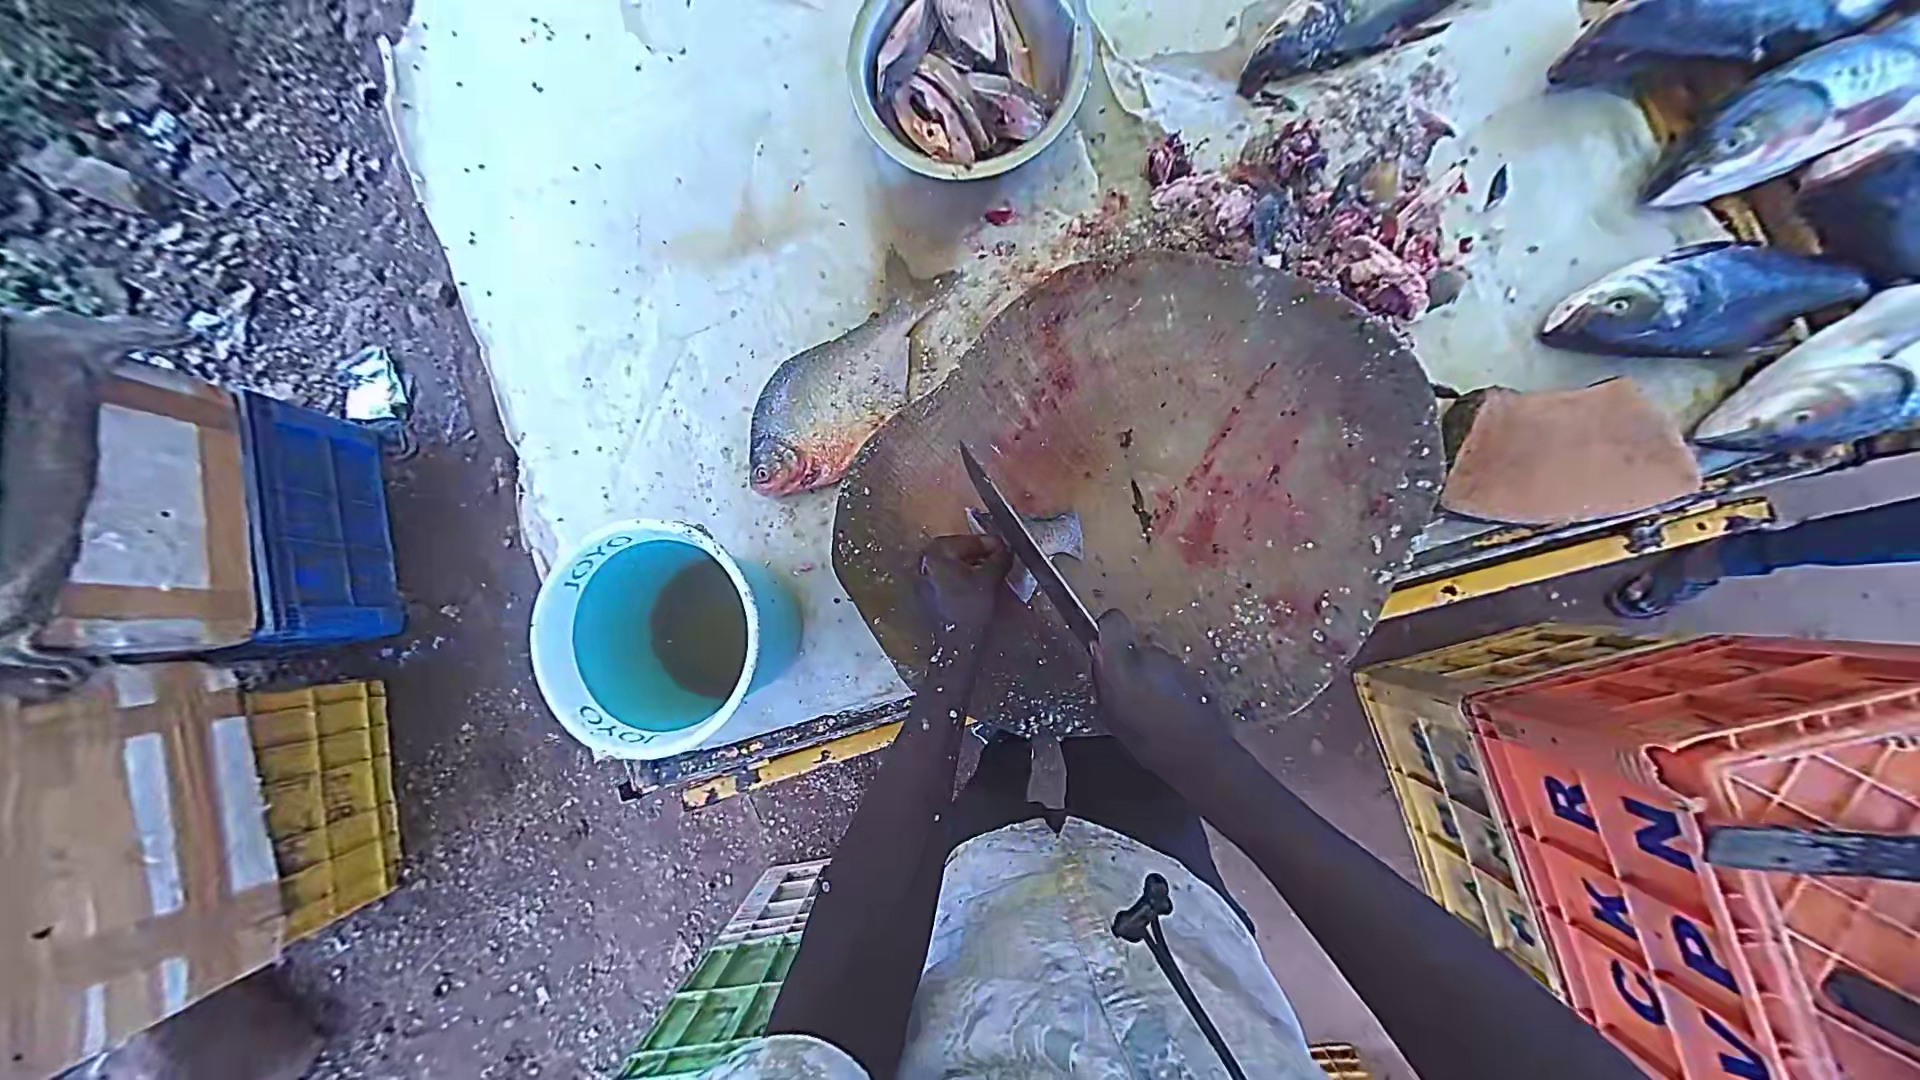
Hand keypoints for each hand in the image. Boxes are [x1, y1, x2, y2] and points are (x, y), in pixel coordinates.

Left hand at [916, 534, 1011, 650]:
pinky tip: (976, 587)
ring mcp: (922, 580)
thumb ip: (999, 558)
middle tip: (998, 557)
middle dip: (978, 553)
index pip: (967, 540)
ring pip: (951, 565)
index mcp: (936, 553)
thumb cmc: (970, 608)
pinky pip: (946, 579)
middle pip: (957, 550)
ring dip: (970, 566)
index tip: (1003, 547)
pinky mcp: (925, 596)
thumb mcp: (990, 579)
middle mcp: (924, 563)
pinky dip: (961, 578)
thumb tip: (1006, 549)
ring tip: (990, 572)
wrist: (956, 644)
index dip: (989, 543)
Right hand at [1091, 609, 1238, 780]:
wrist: (1199, 756)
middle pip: (1134, 647)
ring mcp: (1175, 663)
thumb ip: (1102, 681)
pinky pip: (1171, 675)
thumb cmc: (1147, 740)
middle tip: (1128, 695)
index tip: (1104, 648)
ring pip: (1154, 662)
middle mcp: (1150, 654)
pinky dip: (1168, 688)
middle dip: (1130, 664)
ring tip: (1150, 709)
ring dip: (1150, 678)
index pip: (1112, 621)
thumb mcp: (1111, 715)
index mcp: (1123, 661)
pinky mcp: (1194, 675)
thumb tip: (1097, 655)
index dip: (1108, 629)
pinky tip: (1168, 714)